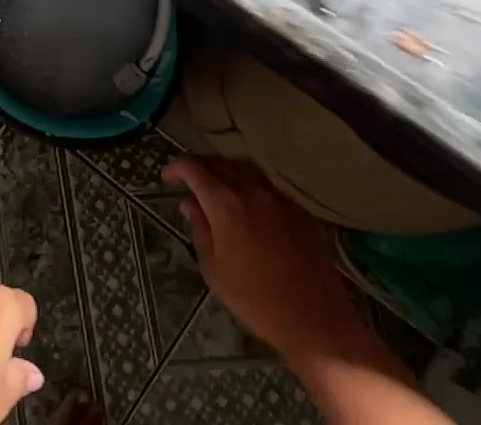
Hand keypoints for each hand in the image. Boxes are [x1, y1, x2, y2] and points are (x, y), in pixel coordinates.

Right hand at [161, 156, 380, 368]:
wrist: (314, 319)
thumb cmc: (254, 298)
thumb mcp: (213, 268)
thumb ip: (199, 229)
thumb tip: (189, 203)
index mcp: (224, 202)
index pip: (193, 168)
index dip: (176, 168)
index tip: (167, 178)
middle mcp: (252, 190)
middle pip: (221, 162)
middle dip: (200, 166)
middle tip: (189, 181)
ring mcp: (281, 198)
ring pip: (247, 168)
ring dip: (227, 170)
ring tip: (218, 186)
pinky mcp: (301, 211)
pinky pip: (270, 185)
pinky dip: (252, 185)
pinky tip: (250, 204)